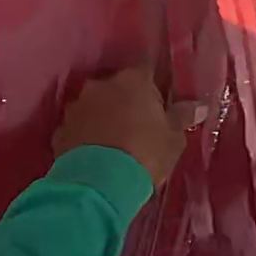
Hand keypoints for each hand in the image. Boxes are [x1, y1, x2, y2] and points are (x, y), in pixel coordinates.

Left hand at [53, 68, 199, 184]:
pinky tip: (93, 154)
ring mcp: (75, 108)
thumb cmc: (145, 153)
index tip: (157, 109)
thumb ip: (181, 117)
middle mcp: (98, 87)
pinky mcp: (59, 130)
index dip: (151, 91)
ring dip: (100, 118)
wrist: (98, 181)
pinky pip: (76, 128)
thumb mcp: (173, 138)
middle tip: (136, 126)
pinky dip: (83, 136)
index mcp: (131, 81)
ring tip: (113, 143)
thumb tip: (197, 107)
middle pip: (114, 89)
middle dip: (123, 103)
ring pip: (91, 107)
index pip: (145, 74)